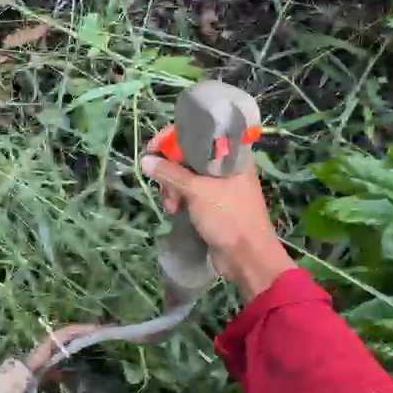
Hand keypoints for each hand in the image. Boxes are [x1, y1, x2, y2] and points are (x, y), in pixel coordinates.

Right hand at [140, 154, 295, 301]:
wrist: (247, 257)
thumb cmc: (228, 218)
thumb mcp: (197, 192)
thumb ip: (171, 173)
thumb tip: (146, 160)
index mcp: (231, 156)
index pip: (198, 134)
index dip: (172, 139)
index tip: (153, 151)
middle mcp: (225, 166)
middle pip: (186, 156)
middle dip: (170, 171)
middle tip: (166, 189)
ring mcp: (219, 185)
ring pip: (184, 175)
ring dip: (172, 188)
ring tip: (172, 206)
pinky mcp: (212, 202)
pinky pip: (187, 191)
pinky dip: (178, 198)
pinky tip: (175, 211)